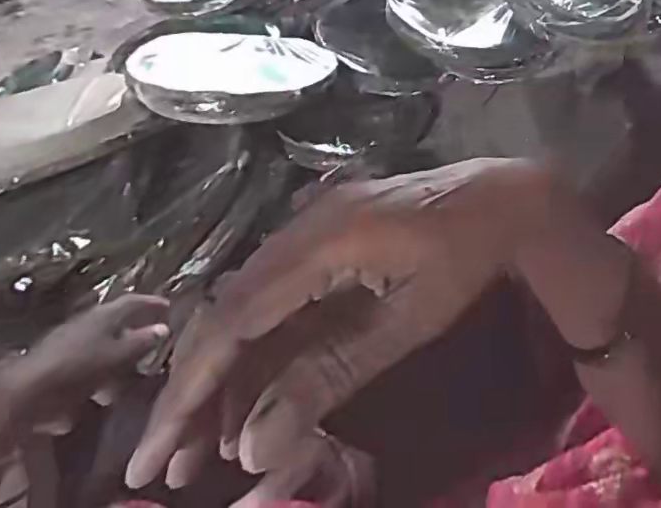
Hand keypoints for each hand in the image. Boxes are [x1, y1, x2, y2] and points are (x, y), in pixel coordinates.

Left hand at [0, 294, 170, 434]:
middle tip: (148, 342)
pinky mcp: (48, 364)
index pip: (136, 301)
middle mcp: (86, 321)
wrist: (20, 396)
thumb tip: (163, 328)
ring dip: (111, 356)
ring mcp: (64, 341)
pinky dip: (90, 373)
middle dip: (132, 332)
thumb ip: (144, 341)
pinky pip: (78, 364)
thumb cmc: (79, 368)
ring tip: (122, 375)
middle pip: (115, 322)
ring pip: (96, 345)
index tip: (168, 308)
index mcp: (106, 314)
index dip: (153, 304)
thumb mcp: (120, 355)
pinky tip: (92, 392)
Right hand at [126, 159, 551, 493]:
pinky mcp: (335, 224)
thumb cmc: (468, 256)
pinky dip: (262, 333)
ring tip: (206, 437)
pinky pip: (280, 281)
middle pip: (230, 306)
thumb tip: (252, 445)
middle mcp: (310, 220)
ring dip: (226, 363)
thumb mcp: (409, 319)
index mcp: (327, 238)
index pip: (235, 319)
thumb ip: (332, 373)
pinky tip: (256, 381)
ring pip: (250, 295)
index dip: (191, 389)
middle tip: (169, 463)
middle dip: (197, 384)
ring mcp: (321, 216)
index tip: (153, 458)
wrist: (507, 197)